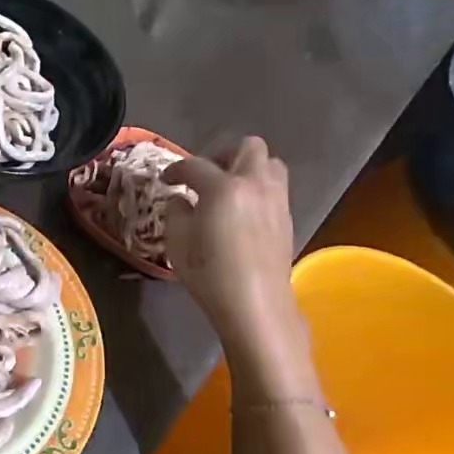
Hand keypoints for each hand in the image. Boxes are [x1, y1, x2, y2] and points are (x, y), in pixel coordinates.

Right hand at [162, 137, 296, 343]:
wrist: (255, 305)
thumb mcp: (177, 243)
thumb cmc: (210, 274)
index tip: (167, 179)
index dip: (176, 169)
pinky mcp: (287, 218)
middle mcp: (254, 185)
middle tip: (207, 176)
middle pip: (248, 147)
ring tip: (229, 190)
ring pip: (270, 164)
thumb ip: (176, 212)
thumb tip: (182, 200)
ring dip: (248, 169)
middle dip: (224, 155)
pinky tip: (242, 213)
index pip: (195, 165)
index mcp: (223, 188)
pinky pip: (275, 188)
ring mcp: (276, 200)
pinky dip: (258, 189)